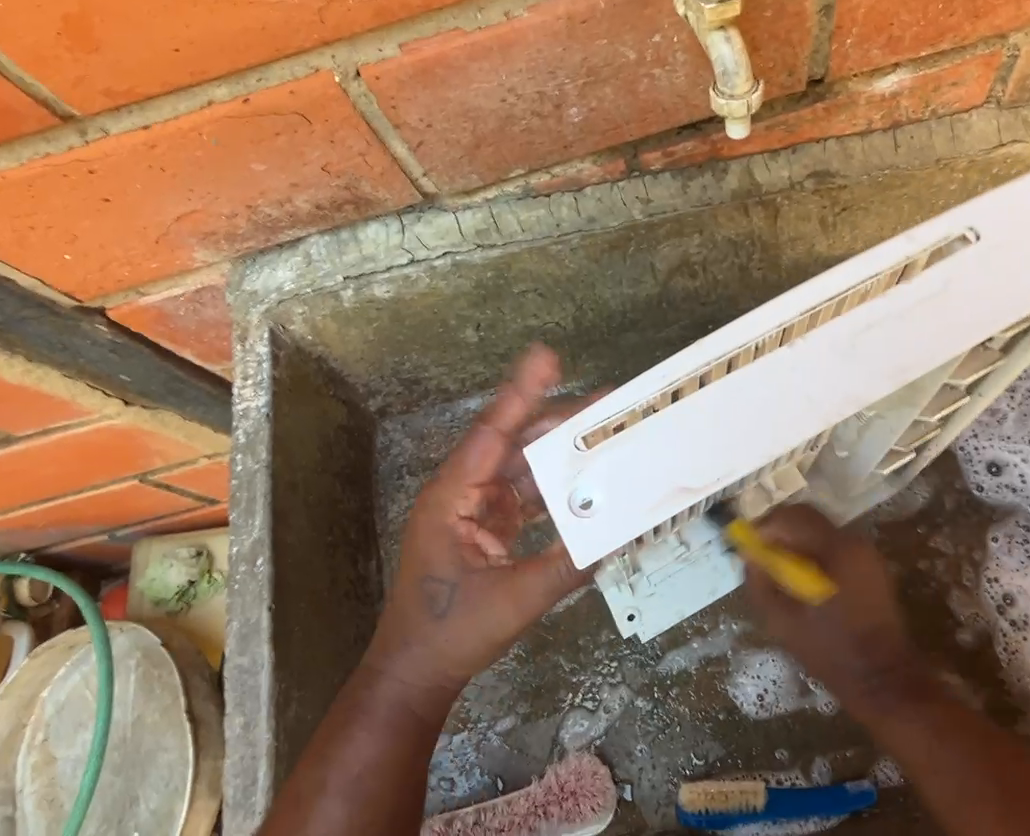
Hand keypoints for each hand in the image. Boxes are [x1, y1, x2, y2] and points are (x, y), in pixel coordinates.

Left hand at [364, 344, 593, 701]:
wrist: (414, 674)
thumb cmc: (449, 633)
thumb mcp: (513, 602)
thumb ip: (565, 568)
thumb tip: (616, 539)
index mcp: (453, 497)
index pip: (493, 433)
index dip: (521, 393)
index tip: (547, 356)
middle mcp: (462, 493)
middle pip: (514, 444)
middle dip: (558, 422)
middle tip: (607, 402)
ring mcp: (474, 512)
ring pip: (522, 470)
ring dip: (560, 456)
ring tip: (605, 436)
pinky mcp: (486, 531)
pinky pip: (525, 499)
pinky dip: (555, 491)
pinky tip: (587, 485)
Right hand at [741, 505, 929, 717]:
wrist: (884, 680)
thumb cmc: (830, 653)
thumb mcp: (782, 622)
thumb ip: (759, 582)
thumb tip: (748, 554)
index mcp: (835, 551)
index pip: (791, 516)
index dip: (764, 525)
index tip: (749, 544)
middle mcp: (854, 542)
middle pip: (807, 517)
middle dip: (779, 531)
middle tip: (761, 554)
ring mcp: (867, 553)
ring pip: (820, 530)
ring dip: (796, 542)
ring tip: (780, 570)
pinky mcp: (871, 567)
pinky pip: (834, 546)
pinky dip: (814, 553)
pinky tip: (805, 581)